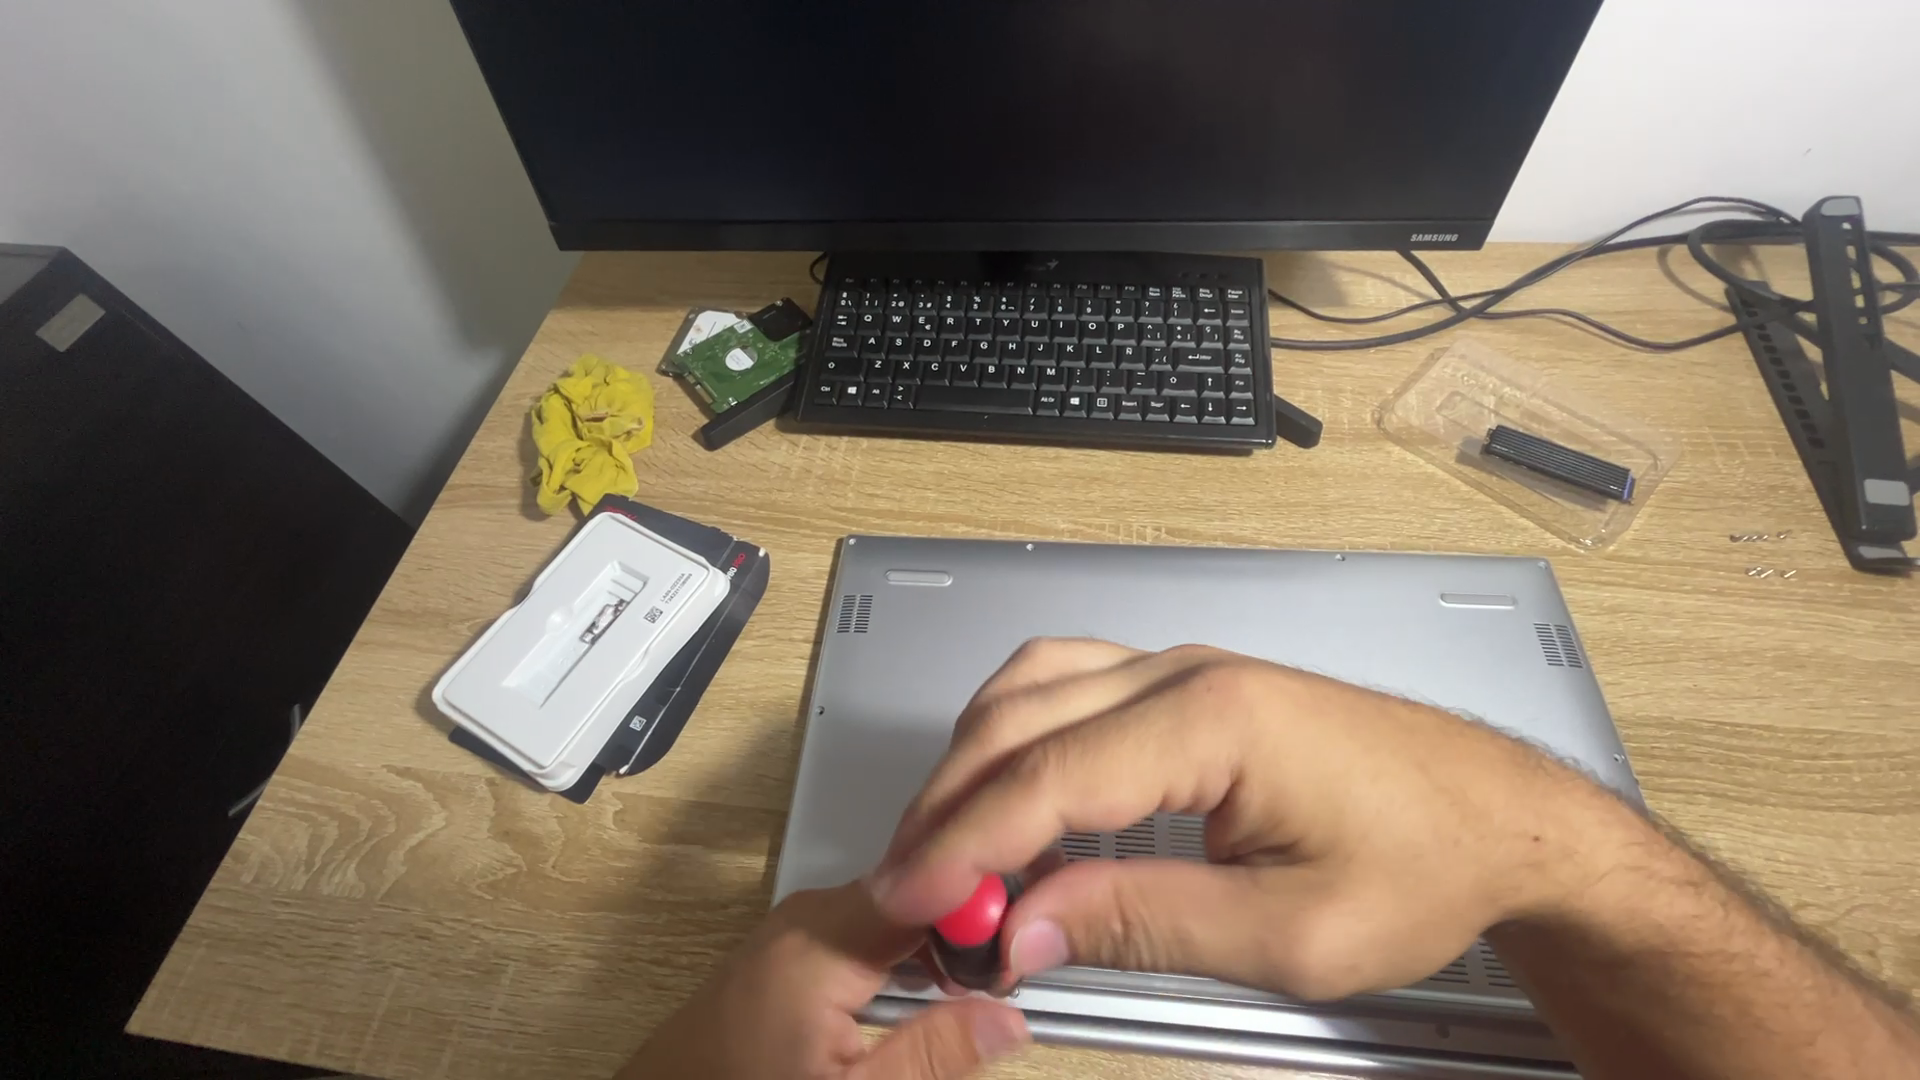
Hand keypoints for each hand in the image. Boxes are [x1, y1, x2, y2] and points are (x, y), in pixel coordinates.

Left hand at [619, 882, 1027, 1078]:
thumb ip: (933, 1055)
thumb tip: (1012, 1016)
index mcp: (825, 938)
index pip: (931, 885)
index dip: (982, 912)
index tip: (1017, 953)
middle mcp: (809, 913)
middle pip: (914, 898)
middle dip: (957, 940)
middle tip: (994, 991)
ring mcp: (792, 926)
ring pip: (890, 916)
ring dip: (928, 954)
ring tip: (959, 1002)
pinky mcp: (784, 947)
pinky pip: (859, 934)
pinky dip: (892, 963)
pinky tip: (904, 1004)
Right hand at [869, 639, 1647, 999]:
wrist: (1493, 811)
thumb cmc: (1417, 868)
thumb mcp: (1289, 933)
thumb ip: (1143, 922)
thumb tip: (1022, 930)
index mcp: (1211, 719)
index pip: (1052, 777)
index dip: (968, 842)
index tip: (912, 901)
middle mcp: (1176, 670)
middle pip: (1021, 721)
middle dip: (948, 804)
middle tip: (908, 885)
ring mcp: (1171, 664)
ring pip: (1028, 685)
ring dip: (970, 758)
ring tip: (941, 836)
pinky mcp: (1174, 677)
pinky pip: (1061, 679)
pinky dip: (1010, 729)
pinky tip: (1000, 772)